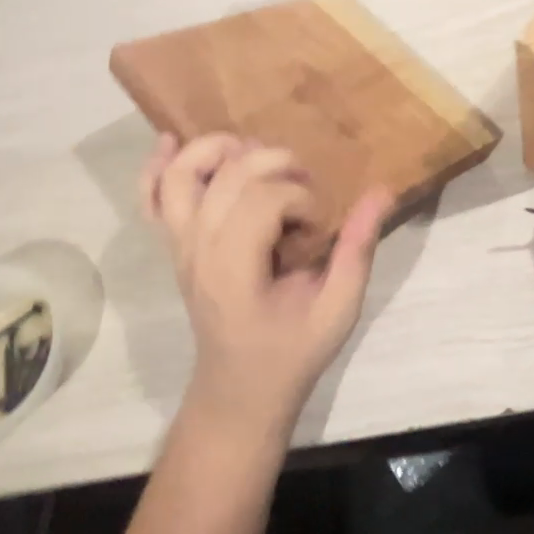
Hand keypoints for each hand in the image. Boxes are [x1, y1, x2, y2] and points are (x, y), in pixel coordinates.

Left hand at [140, 133, 395, 435]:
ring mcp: (180, 246)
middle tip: (304, 184)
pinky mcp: (174, 245)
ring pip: (181, 176)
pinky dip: (157, 166)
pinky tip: (171, 141)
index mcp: (236, 270)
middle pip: (228, 175)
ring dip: (215, 149)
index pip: (262, 200)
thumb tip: (382, 191)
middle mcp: (199, 250)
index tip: (317, 226)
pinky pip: (151, 199)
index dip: (300, 198)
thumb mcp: (338, 309)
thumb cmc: (292, 352)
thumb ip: (357, 249)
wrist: (239, 391)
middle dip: (274, 164)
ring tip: (252, 150)